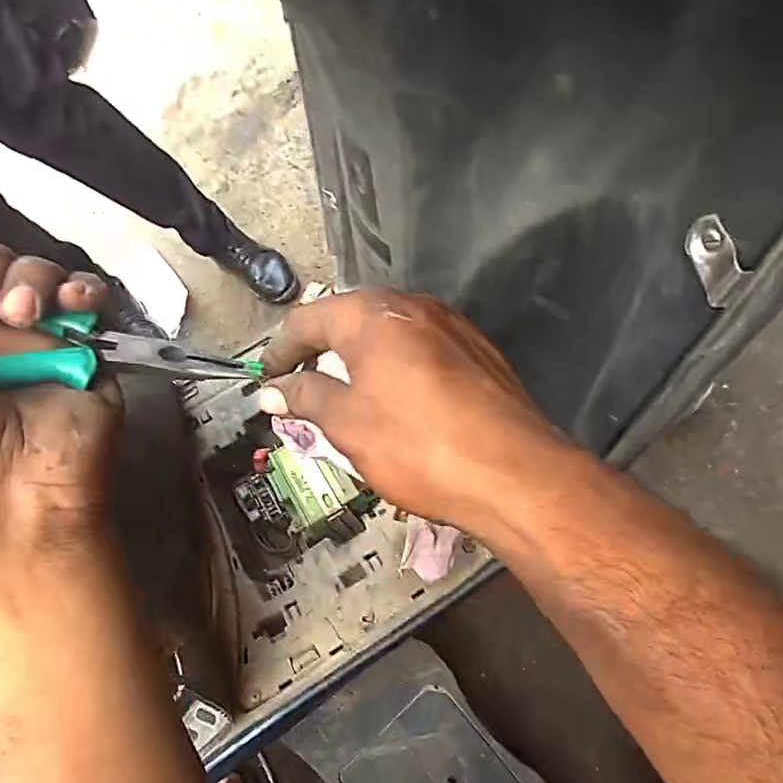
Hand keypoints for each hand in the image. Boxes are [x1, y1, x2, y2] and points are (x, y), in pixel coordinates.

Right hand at [256, 289, 570, 533]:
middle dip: (318, 348)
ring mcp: (451, 326)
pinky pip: (419, 348)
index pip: (307, 320)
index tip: (268, 376)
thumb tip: (275, 390)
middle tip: (299, 382)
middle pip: (349, 318)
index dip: (279, 349)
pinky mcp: (477, 352)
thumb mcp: (346, 423)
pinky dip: (392, 366)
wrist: (514, 475)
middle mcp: (413, 307)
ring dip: (356, 357)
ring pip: (387, 332)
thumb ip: (305, 396)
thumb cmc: (419, 446)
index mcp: (372, 316)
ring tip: (342, 394)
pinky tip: (392, 400)